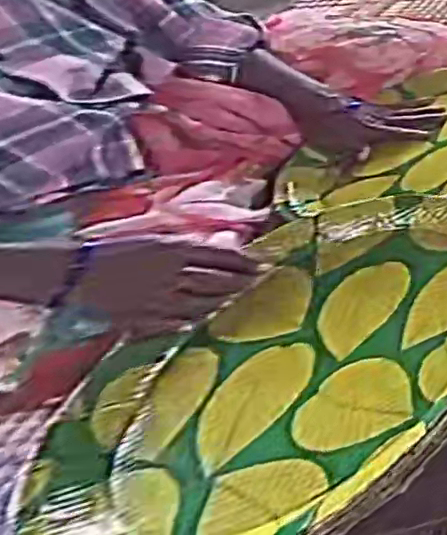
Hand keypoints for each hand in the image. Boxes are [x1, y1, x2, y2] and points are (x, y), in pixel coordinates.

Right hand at [68, 237, 261, 333]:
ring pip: (202, 302)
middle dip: (243, 282)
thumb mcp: (162, 238)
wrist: (66, 272)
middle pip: (220, 280)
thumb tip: (228, 247)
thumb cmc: (117, 249)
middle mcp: (170, 273)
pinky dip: (193, 319)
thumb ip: (193, 245)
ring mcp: (152, 297)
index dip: (249, 262)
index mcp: (178, 250)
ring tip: (236, 298)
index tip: (265, 265)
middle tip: (257, 282)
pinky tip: (205, 316)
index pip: (226, 257)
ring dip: (224, 301)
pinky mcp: (133, 318)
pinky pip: (172, 322)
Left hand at [287, 95, 445, 156]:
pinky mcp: (373, 105)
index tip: (432, 135)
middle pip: (408, 119)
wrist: (311, 101)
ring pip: (406, 110)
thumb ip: (351, 155)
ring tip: (441, 106)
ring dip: (424, 109)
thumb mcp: (331, 145)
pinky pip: (398, 105)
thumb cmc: (319, 126)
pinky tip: (420, 101)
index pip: (398, 133)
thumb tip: (362, 166)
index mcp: (372, 131)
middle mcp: (379, 120)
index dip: (414, 135)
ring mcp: (378, 111)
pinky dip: (411, 103)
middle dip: (427, 118)